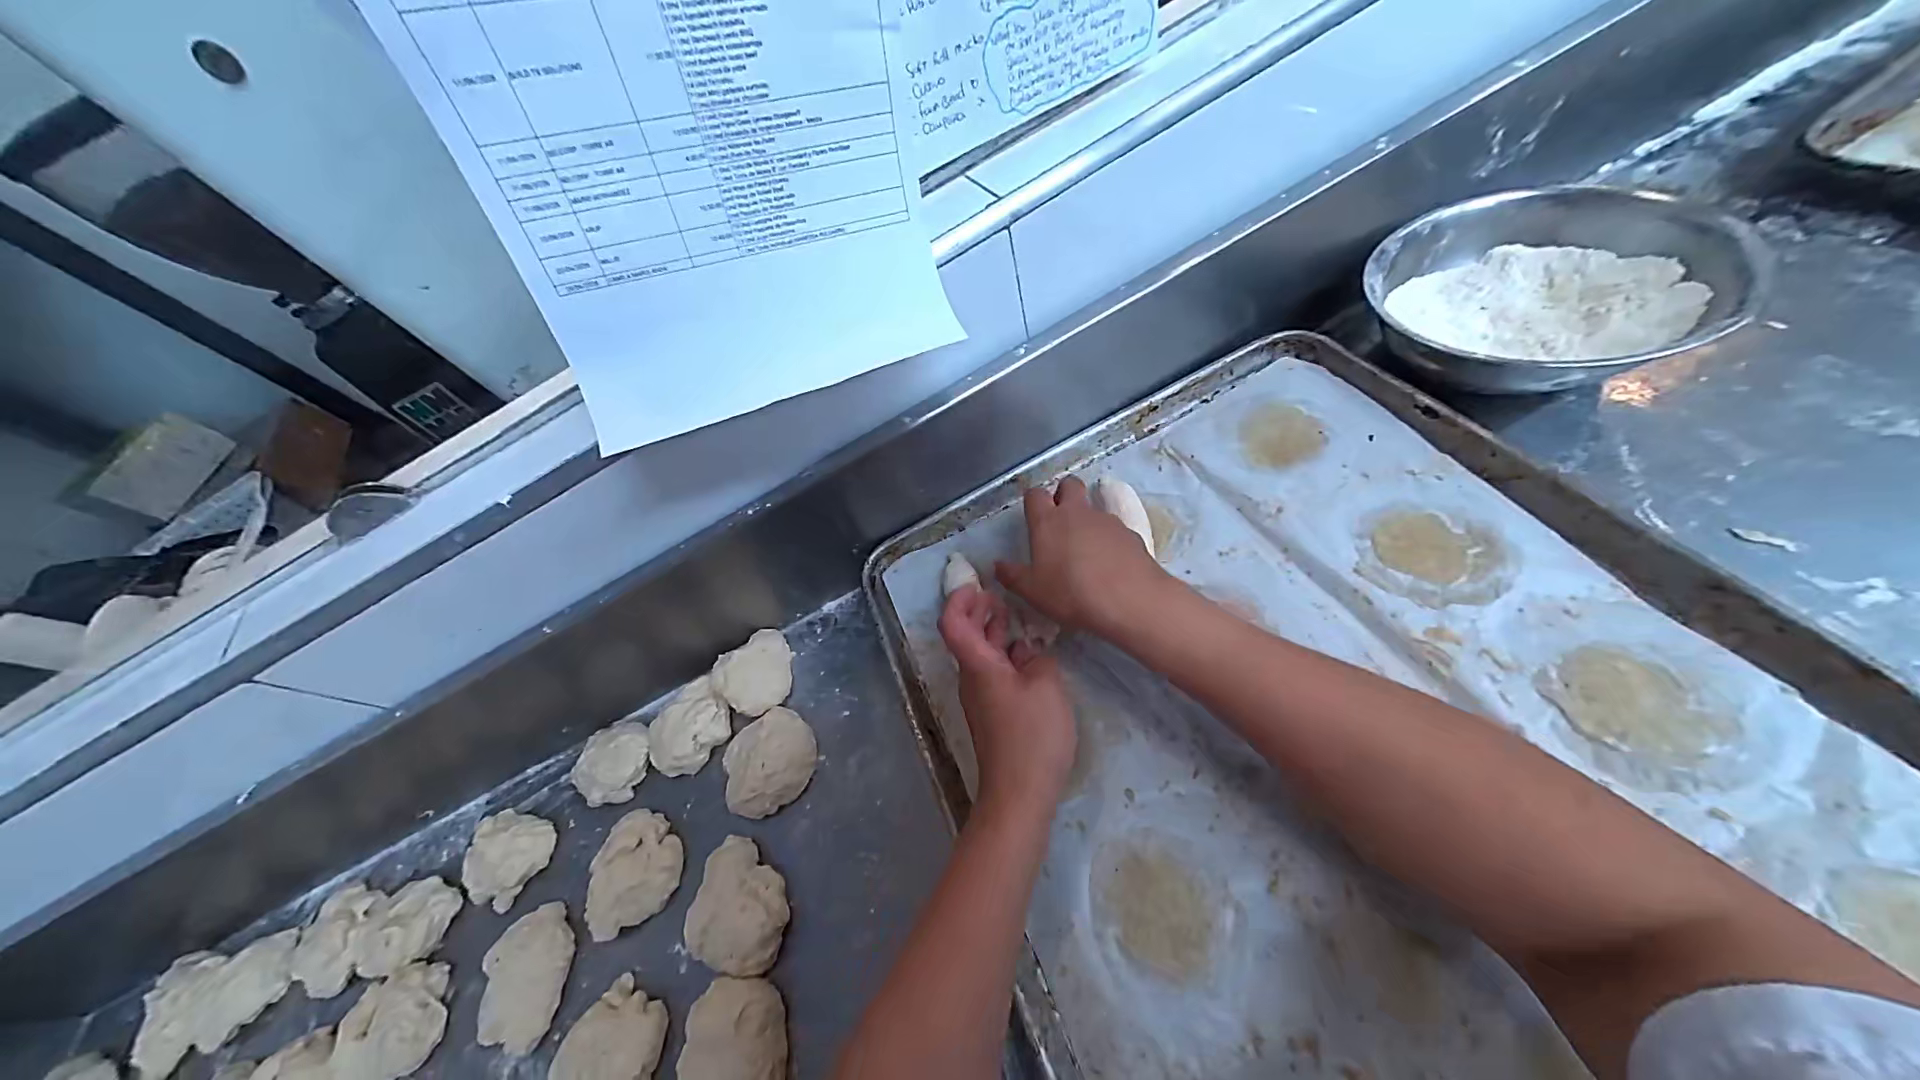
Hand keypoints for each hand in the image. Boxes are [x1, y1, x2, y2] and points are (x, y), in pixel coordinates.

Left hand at [938, 584, 1076, 815]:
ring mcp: (981, 698)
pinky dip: (1003, 654)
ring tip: (1013, 615)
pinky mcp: (993, 713)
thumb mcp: (1046, 685)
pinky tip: (1026, 653)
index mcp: (978, 666)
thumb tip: (1026, 651)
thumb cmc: (1032, 735)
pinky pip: (993, 672)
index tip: (978, 585)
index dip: (959, 600)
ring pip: (980, 654)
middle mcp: (972, 678)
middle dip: (978, 611)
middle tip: (998, 594)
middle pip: (965, 636)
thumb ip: (1038, 657)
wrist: (1020, 792)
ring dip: (992, 631)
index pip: (953, 624)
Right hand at [996, 477, 1172, 635]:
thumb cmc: (1071, 594)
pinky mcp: (1131, 533)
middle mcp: (1077, 513)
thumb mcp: (1033, 592)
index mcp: (1048, 522)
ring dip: (1087, 521)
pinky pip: (1115, 529)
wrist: (1129, 600)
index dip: (1033, 501)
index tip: (1033, 515)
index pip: (1035, 494)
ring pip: (1094, 508)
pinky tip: (1110, 565)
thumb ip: (1013, 576)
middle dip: (1064, 494)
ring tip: (1086, 552)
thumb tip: (998, 565)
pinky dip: (1109, 540)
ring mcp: (1107, 520)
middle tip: (1060, 521)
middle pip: (1069, 485)